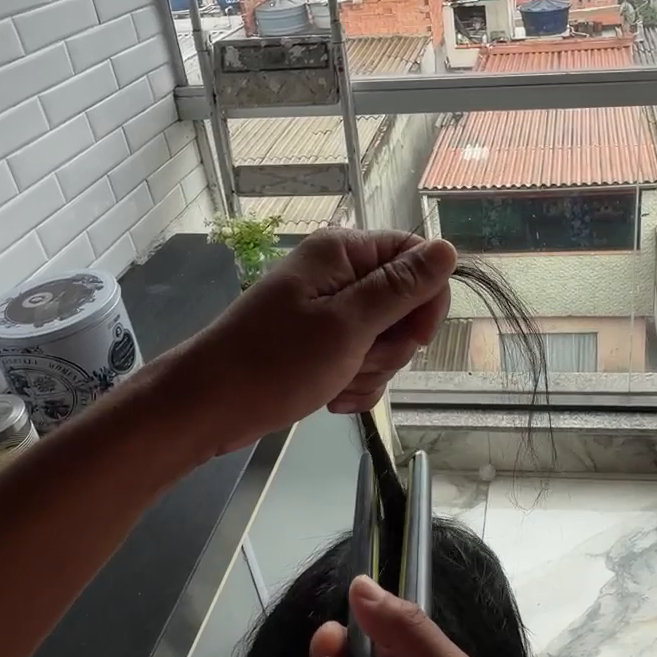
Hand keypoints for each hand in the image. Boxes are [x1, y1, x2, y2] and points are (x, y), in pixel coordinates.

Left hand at [174, 228, 454, 453]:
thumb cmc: (274, 362)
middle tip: (358, 359)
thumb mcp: (348, 325)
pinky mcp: (322, 343)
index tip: (414, 338)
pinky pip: (365, 360)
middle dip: (393, 344)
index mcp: (344, 252)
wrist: (207, 407)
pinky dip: (356, 382)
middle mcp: (340, 274)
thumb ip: (402, 288)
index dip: (427, 300)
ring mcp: (330, 310)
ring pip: (388, 338)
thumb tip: (448, 248)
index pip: (417, 257)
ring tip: (336, 381)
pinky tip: (332, 397)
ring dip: (372, 369)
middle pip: (406, 303)